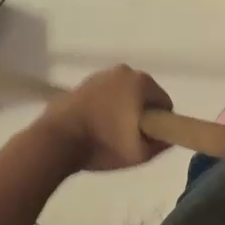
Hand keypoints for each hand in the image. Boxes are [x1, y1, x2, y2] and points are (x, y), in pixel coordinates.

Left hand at [38, 64, 172, 171]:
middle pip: (144, 95)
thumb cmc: (103, 144)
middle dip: (140, 113)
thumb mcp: (141, 154)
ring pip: (123, 94)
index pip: (164, 103)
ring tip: (109, 133)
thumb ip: (162, 143)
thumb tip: (168, 137)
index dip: (160, 123)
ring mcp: (101, 75)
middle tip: (128, 138)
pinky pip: (104, 95)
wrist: (56, 140)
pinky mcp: (83, 83)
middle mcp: (124, 71)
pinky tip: (94, 126)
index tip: (147, 139)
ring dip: (121, 109)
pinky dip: (104, 107)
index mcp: (142, 82)